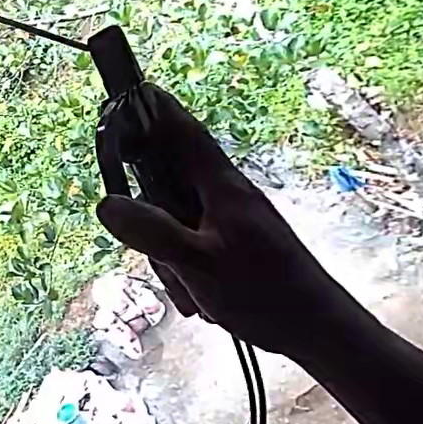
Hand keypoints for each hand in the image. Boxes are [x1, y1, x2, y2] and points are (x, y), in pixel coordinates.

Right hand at [95, 88, 372, 359]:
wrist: (316, 330)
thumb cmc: (263, 292)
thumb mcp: (198, 262)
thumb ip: (151, 230)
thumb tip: (106, 202)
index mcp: (220, 184)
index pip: (182, 130)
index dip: (154, 108)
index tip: (127, 93)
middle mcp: (222, 193)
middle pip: (166, 176)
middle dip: (146, 206)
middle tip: (145, 241)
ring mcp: (225, 218)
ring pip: (172, 215)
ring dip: (163, 248)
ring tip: (184, 285)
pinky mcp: (227, 242)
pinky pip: (185, 240)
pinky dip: (178, 263)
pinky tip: (193, 294)